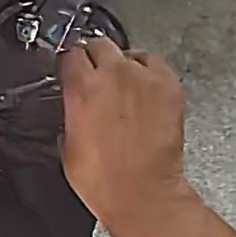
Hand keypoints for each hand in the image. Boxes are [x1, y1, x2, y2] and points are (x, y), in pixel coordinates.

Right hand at [59, 36, 196, 236]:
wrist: (140, 191)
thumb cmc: (102, 177)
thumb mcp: (66, 144)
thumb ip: (69, 114)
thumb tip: (73, 107)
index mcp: (81, 89)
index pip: (69, 54)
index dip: (66, 61)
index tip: (67, 67)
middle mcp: (114, 77)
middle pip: (98, 44)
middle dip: (91, 56)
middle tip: (91, 71)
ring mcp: (144, 79)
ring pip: (127, 52)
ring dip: (119, 62)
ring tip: (117, 81)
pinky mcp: (169, 87)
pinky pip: (154, 63)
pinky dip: (145, 69)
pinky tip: (140, 85)